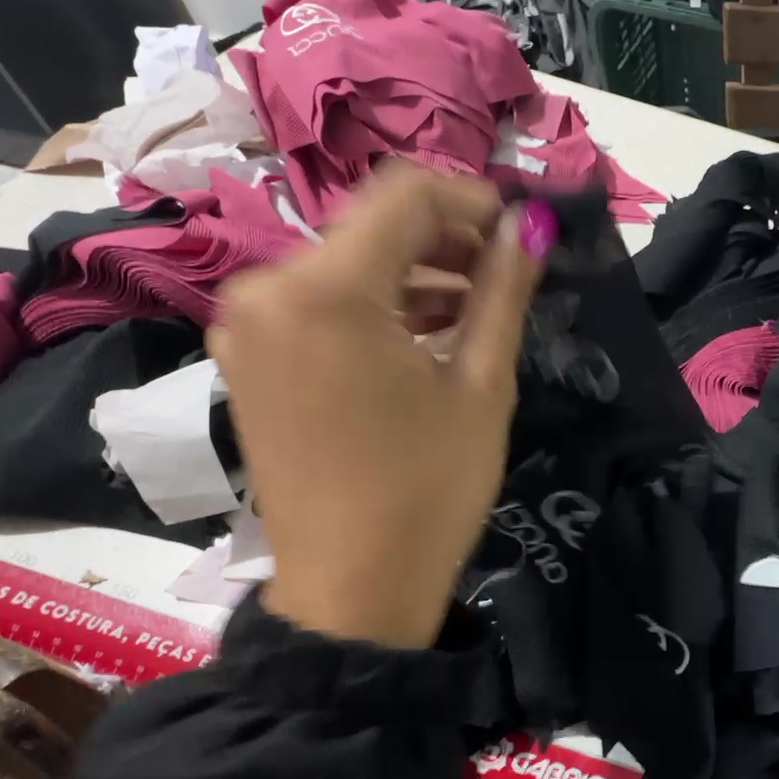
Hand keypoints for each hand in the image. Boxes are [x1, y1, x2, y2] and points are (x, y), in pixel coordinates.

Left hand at [209, 164, 550, 647]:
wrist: (354, 584)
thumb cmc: (431, 487)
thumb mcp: (482, 386)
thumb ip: (502, 293)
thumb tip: (530, 227)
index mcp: (327, 290)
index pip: (404, 194)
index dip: (472, 199)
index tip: (522, 232)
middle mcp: (267, 288)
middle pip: (370, 225)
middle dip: (446, 237)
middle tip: (508, 274)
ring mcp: (248, 324)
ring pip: (345, 263)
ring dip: (415, 273)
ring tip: (477, 311)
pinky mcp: (248, 358)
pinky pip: (319, 303)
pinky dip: (377, 305)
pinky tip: (425, 336)